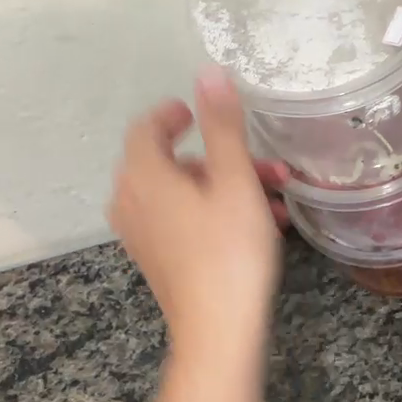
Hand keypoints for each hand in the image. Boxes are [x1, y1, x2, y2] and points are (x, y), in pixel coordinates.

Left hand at [107, 70, 282, 359]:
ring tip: (271, 205)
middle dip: (220, 161)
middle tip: (266, 169)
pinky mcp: (157, 262)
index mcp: (145, 173)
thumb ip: (224, 127)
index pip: (149, 126)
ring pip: (181, 196)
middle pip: (171, 164)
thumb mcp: (236, 184)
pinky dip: (212, 216)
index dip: (175, 114)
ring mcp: (141, 234)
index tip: (199, 112)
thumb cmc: (230, 254)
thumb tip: (209, 72)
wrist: (217, 329)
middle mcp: (131, 199)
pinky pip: (181, 223)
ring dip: (224, 191)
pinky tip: (251, 231)